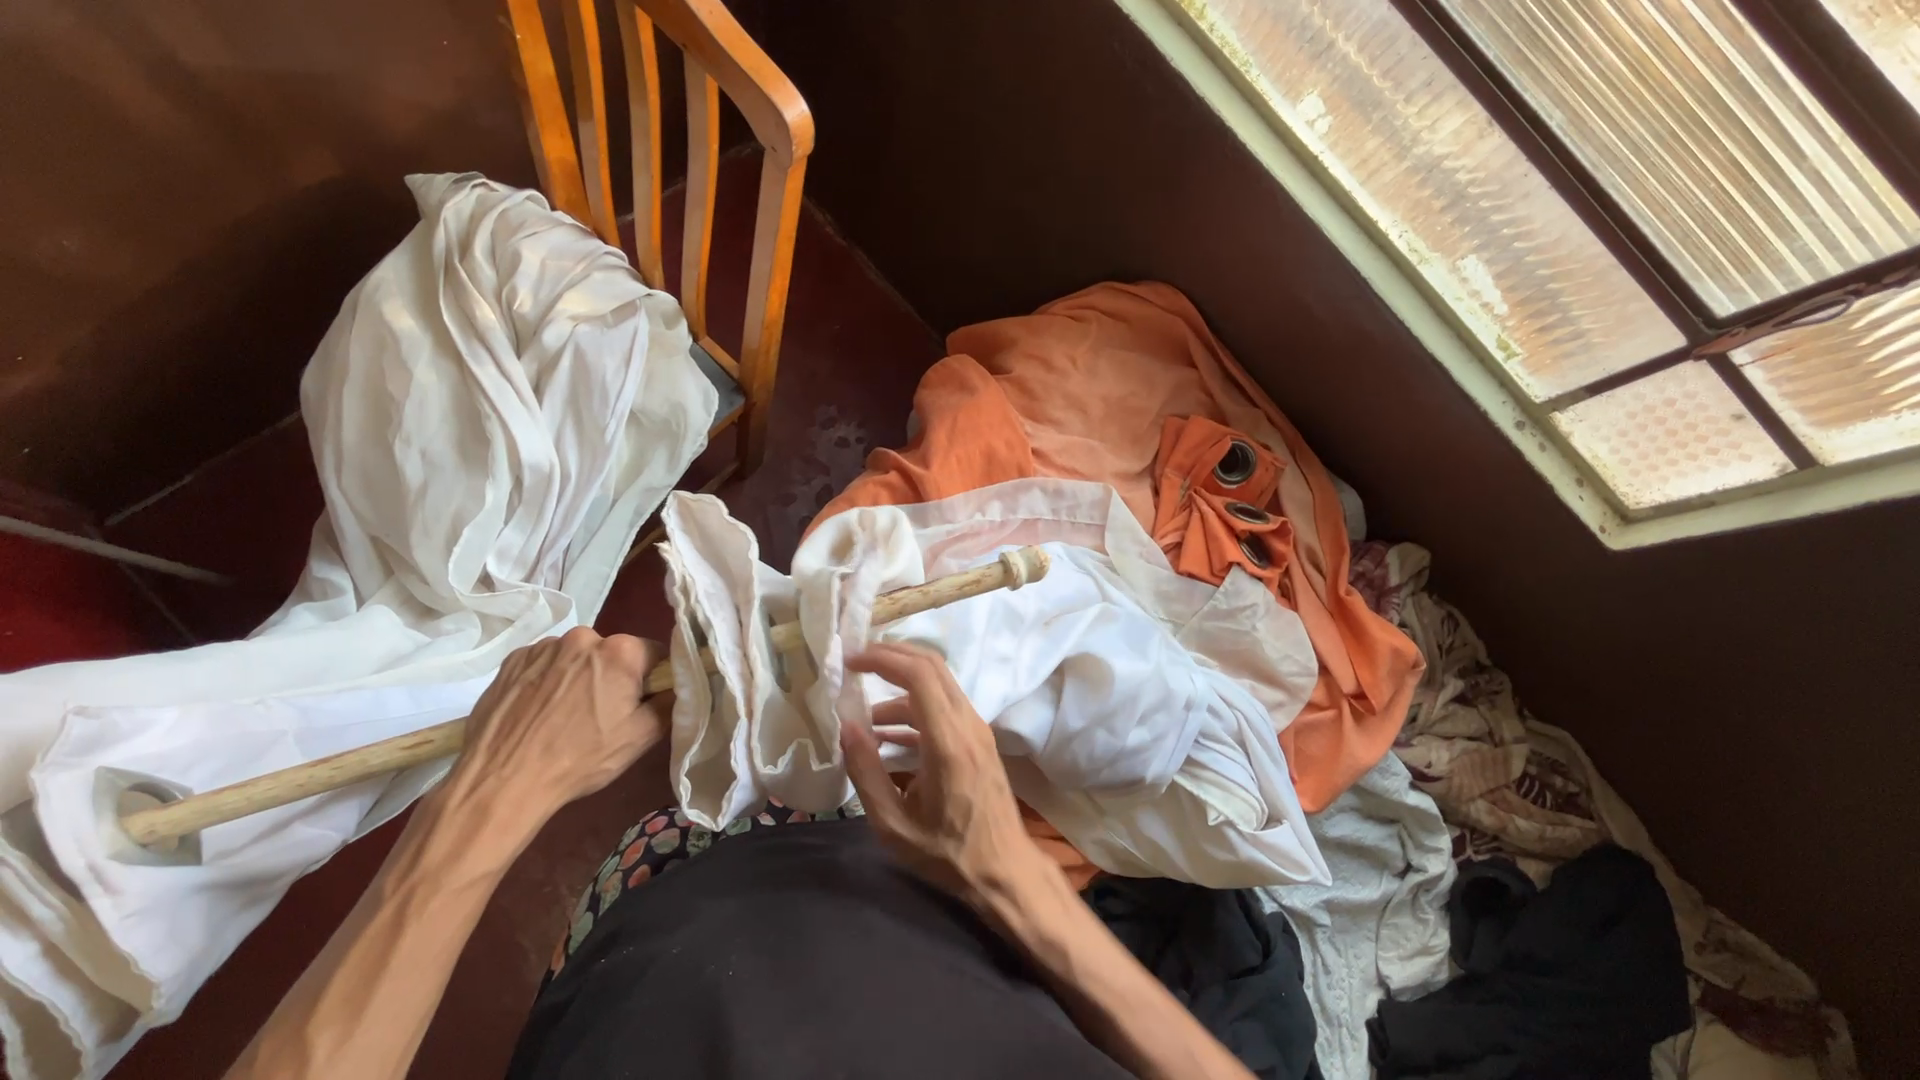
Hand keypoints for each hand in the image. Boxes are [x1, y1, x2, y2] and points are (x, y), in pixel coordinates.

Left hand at [439, 627, 667, 832]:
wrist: (501, 780)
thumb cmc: (579, 759)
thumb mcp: (641, 737)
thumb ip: (671, 702)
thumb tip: (681, 684)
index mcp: (620, 652)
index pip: (655, 654)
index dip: (653, 679)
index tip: (642, 704)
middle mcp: (583, 637)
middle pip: (613, 653)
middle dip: (613, 676)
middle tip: (602, 715)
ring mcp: (543, 647)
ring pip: (577, 657)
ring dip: (579, 677)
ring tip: (565, 716)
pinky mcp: (512, 660)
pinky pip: (544, 664)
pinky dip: (548, 681)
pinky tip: (540, 712)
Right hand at [839, 642, 1055, 909]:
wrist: (1004, 871)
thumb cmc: (947, 855)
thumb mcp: (893, 824)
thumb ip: (866, 772)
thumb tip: (846, 727)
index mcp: (948, 743)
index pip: (918, 676)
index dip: (882, 659)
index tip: (850, 660)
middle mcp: (968, 726)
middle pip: (931, 667)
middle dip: (891, 656)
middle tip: (855, 663)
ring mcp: (978, 731)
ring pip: (939, 684)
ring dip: (900, 686)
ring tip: (863, 715)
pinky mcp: (979, 740)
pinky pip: (944, 706)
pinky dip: (914, 707)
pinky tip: (886, 734)